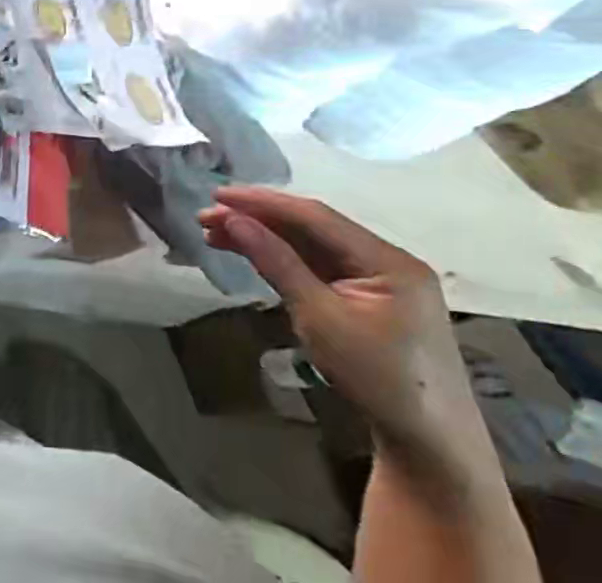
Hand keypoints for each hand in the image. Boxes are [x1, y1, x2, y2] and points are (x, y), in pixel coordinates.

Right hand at [200, 187, 479, 474]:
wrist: (427, 435)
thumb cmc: (375, 373)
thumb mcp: (318, 314)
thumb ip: (276, 261)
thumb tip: (234, 219)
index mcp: (388, 261)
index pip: (315, 217)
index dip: (262, 202)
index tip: (214, 196)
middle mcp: (387, 261)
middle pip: (312, 226)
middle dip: (257, 218)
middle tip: (204, 218)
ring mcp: (379, 280)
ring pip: (309, 244)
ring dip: (263, 235)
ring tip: (215, 234)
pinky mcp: (367, 296)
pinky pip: (316, 263)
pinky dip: (279, 255)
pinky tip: (248, 253)